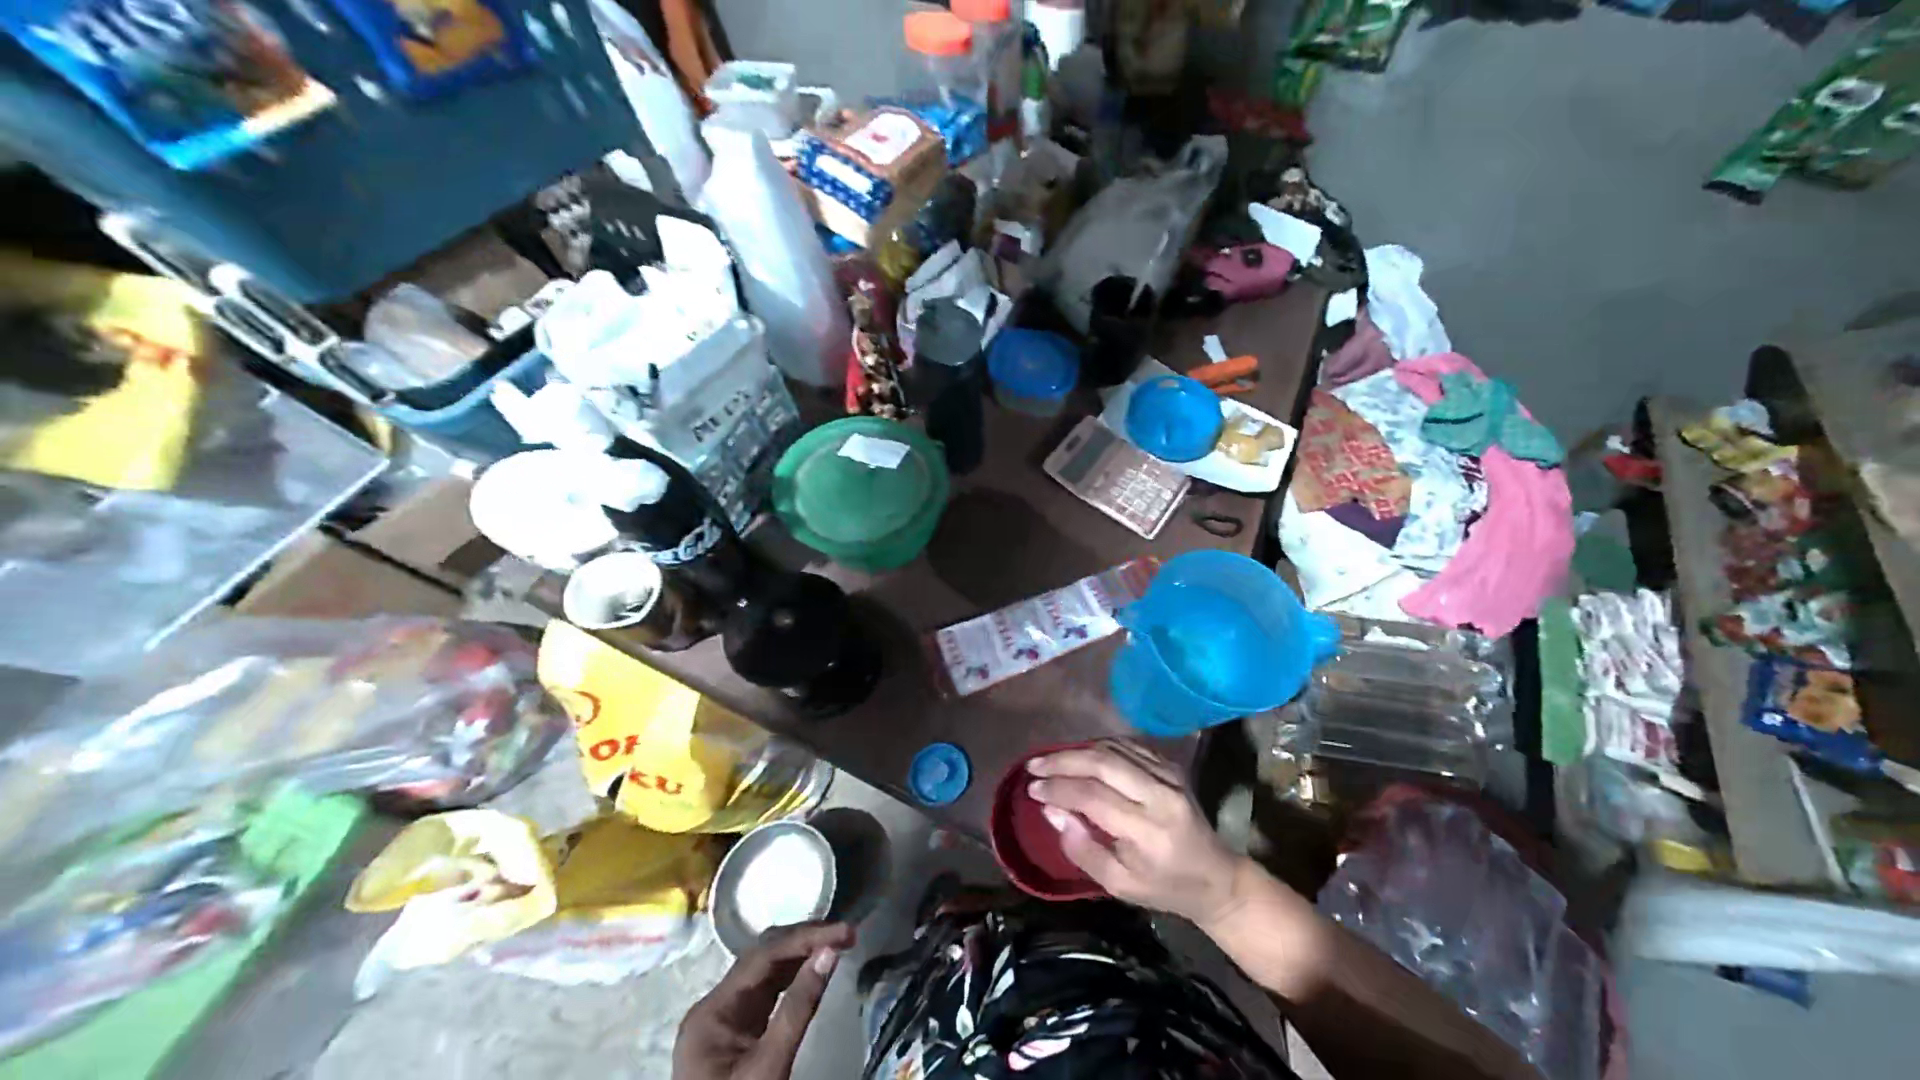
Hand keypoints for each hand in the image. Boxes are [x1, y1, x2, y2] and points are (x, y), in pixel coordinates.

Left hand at [672, 922, 854, 1079]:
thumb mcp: (769, 1068)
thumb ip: (799, 1007)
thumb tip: (829, 952)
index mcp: (712, 1010)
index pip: (763, 955)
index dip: (805, 937)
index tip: (846, 933)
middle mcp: (714, 1006)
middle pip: (762, 957)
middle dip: (805, 940)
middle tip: (846, 935)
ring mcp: (724, 1021)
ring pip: (765, 972)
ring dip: (801, 955)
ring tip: (838, 944)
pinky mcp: (736, 1035)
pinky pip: (766, 994)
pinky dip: (793, 978)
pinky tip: (815, 970)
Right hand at [1027, 741, 1246, 927]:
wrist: (1217, 877)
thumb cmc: (1164, 887)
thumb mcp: (1119, 885)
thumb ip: (1082, 848)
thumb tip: (1050, 810)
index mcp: (1149, 831)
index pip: (1093, 796)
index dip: (1058, 789)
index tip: (1031, 789)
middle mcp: (1161, 795)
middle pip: (1102, 763)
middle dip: (1062, 761)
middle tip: (1034, 766)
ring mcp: (1169, 776)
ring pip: (1113, 749)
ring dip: (1077, 751)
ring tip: (1050, 760)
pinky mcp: (1171, 766)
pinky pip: (1127, 747)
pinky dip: (1098, 748)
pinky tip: (1079, 756)